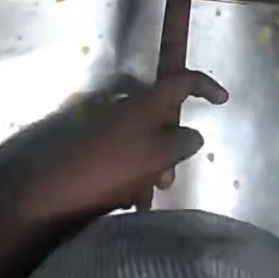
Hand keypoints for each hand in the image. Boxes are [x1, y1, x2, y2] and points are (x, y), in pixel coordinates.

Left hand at [8, 70, 228, 224]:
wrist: (56, 184)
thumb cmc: (111, 164)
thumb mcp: (156, 155)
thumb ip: (180, 143)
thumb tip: (194, 134)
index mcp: (146, 100)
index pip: (182, 81)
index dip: (204, 86)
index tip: (223, 99)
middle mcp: (130, 105)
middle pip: (165, 118)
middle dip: (172, 148)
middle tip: (167, 178)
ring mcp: (113, 123)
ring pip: (147, 141)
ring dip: (152, 166)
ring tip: (143, 194)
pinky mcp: (99, 144)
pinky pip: (128, 154)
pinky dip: (133, 173)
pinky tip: (125, 196)